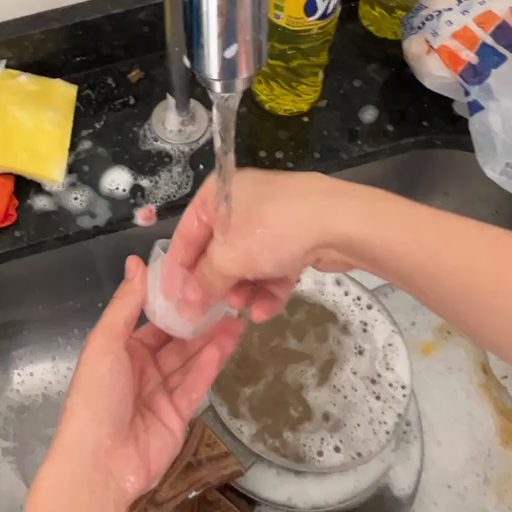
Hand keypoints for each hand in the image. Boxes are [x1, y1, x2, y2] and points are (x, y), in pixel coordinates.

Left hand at [44, 254, 245, 507]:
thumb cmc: (95, 396)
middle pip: (175, 339)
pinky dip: (209, 365)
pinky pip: (195, 384)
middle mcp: (141, 367)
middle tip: (227, 297)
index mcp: (120, 348)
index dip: (173, 300)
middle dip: (198, 320)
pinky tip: (226, 344)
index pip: (151, 319)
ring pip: (190, 359)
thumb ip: (126, 304)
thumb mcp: (105, 343)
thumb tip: (136, 262)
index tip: (197, 277)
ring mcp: (161, 392)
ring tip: (237, 317)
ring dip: (211, 340)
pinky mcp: (178, 414)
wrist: (99, 463)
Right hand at [164, 169, 362, 322]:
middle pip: (216, 252)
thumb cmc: (271, 230)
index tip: (171, 303)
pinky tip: (265, 312)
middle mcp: (239, 204)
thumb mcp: (228, 257)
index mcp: (215, 196)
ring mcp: (269, 221)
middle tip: (207, 315)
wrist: (340, 222)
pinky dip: (267, 288)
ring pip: (246, 263)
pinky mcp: (294, 239)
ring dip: (242, 290)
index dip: (177, 272)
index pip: (185, 237)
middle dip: (215, 285)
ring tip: (243, 310)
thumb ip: (203, 283)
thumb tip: (183, 307)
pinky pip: (272, 267)